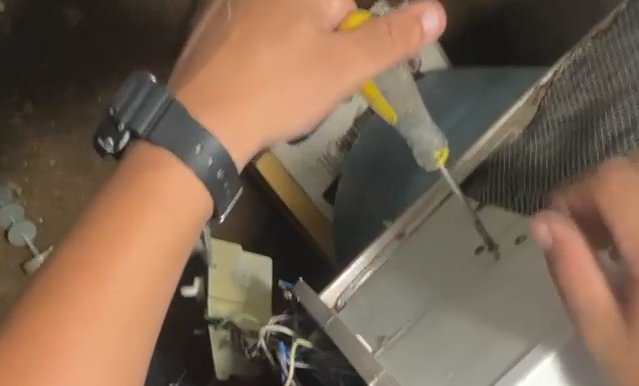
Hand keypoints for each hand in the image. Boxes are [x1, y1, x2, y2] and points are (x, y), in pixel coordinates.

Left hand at [168, 0, 445, 168]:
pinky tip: (256, 76)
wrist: (202, 121)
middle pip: (316, 11)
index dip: (359, 33)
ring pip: (281, 19)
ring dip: (292, 44)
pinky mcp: (209, 23)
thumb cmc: (277, 90)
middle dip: (326, 35)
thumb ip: (389, 39)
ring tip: (288, 84)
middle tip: (313, 83)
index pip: (349, 5)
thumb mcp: (343, 69)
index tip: (347, 63)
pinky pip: (249, 26)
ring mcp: (233, 1)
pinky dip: (260, 47)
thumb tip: (436, 12)